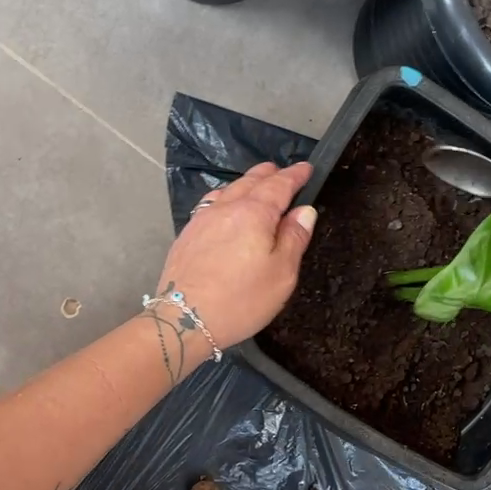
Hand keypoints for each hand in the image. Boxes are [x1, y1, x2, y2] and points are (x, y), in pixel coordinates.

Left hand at [154, 161, 315, 347]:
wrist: (184, 320)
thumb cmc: (240, 301)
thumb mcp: (281, 274)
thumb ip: (294, 238)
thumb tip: (304, 211)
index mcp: (254, 213)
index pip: (279, 185)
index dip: (295, 176)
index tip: (307, 169)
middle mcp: (225, 208)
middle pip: (250, 181)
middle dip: (269, 174)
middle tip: (282, 173)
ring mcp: (201, 220)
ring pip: (227, 191)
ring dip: (246, 184)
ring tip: (256, 186)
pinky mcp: (186, 236)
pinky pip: (210, 206)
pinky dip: (225, 198)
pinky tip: (225, 208)